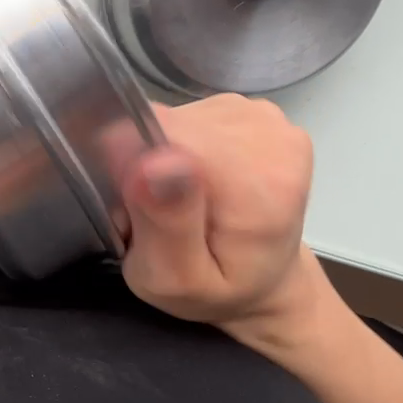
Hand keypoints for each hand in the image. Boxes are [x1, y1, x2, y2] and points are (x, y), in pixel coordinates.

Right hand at [103, 94, 326, 346]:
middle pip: (166, 127)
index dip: (132, 170)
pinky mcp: (250, 111)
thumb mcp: (175, 281)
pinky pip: (185, 118)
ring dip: (155, 158)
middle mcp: (270, 136)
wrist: (265, 281)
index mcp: (261, 183)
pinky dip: (172, 148)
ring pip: (171, 120)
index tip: (133, 216)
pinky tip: (184, 181)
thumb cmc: (215, 291)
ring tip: (167, 203)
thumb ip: (165, 225)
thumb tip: (153, 161)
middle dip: (141, 166)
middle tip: (149, 218)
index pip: (167, 138)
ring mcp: (264, 117)